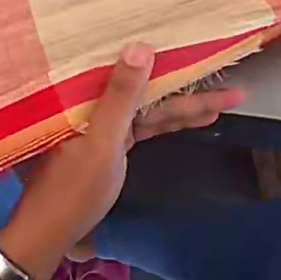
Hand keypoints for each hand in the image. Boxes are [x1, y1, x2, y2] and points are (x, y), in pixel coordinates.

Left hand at [0, 44, 243, 278]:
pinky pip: (146, 125)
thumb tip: (140, 47)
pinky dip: (170, 123)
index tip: (195, 47)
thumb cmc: (72, 188)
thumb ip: (121, 97)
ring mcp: (105, 123)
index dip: (166, 60)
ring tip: (227, 100)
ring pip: (151, 108)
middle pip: (147, 89)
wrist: (52, 232)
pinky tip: (199, 118)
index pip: (130, 68)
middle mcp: (94, 102)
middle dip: (188, 88)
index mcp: (85, 94)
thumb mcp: (102, 141)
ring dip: (186, 107)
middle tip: (228, 85)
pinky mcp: (113, 141)